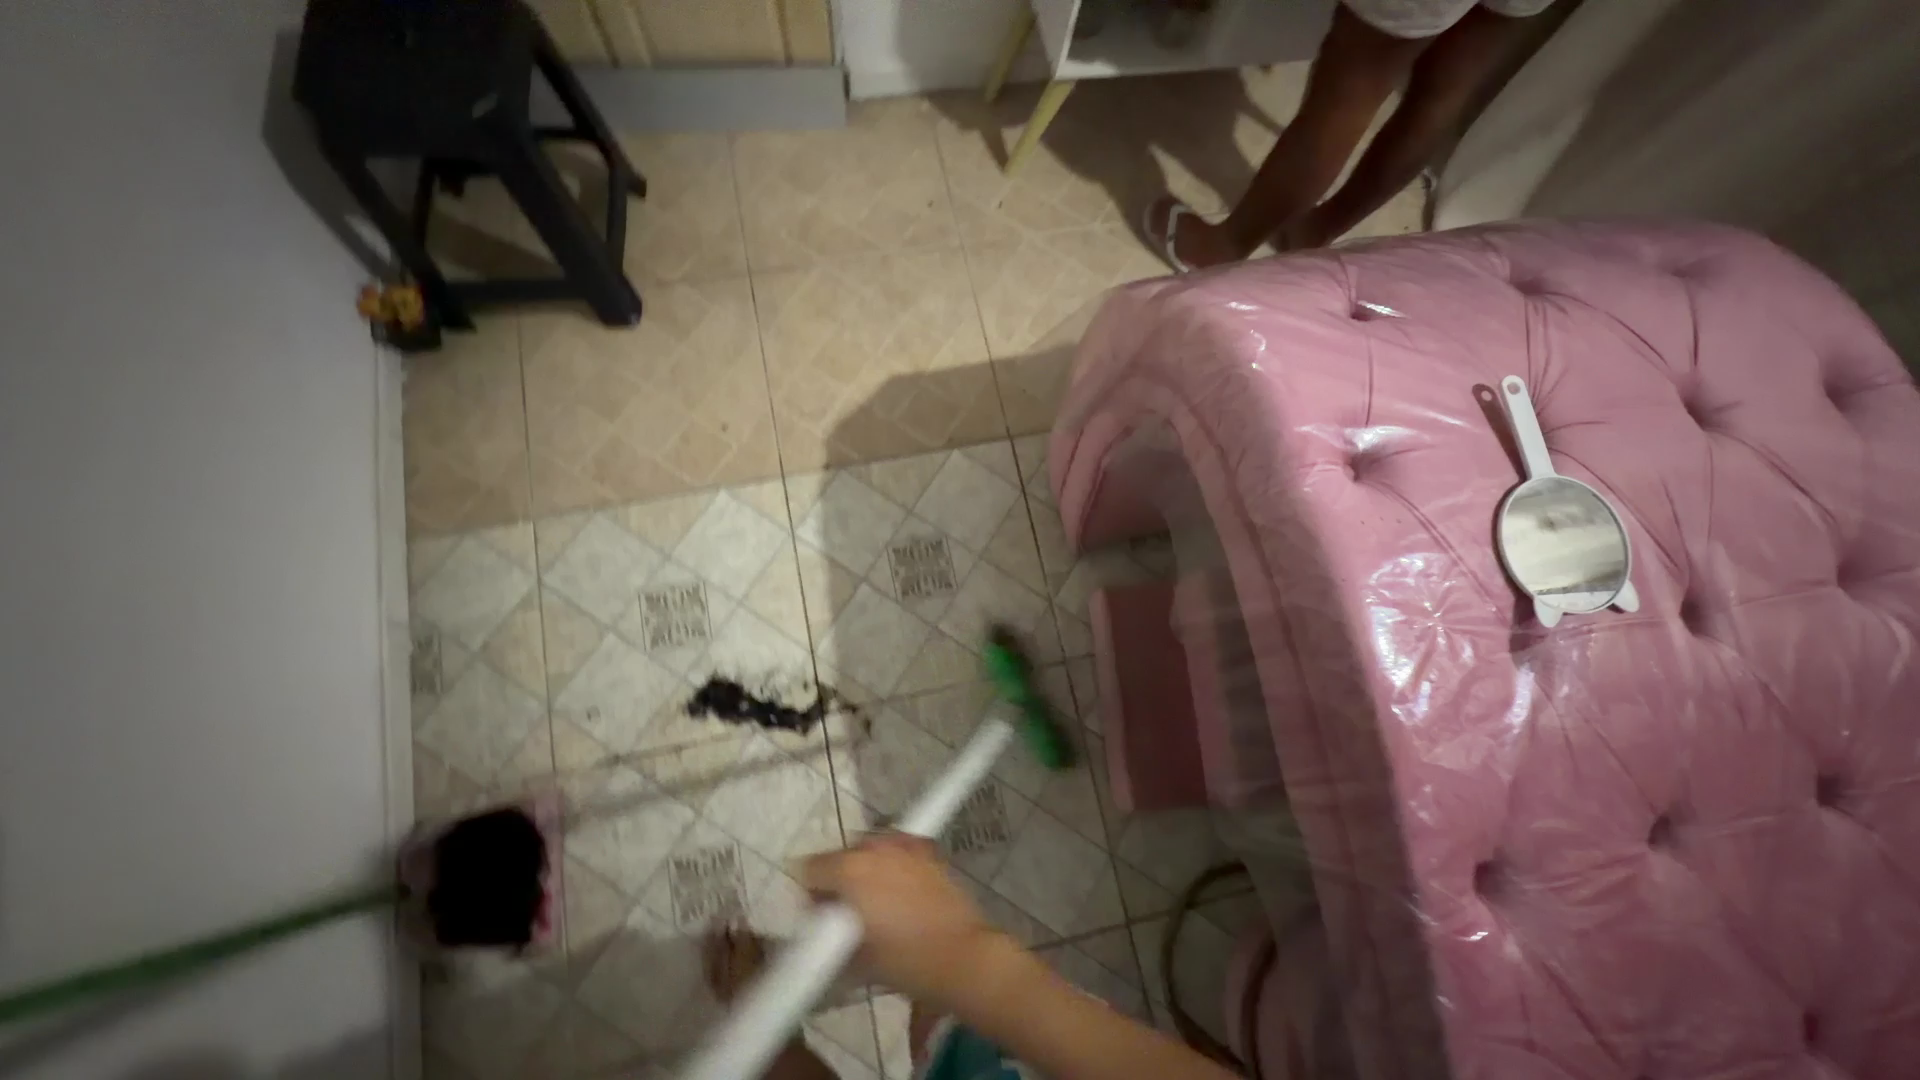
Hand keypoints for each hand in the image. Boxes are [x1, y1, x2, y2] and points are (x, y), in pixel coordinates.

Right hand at [800, 833, 1015, 1009]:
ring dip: (866, 866)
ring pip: (871, 848)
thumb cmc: (904, 960)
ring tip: (875, 898)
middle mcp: (873, 848)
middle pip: (841, 854)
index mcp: (848, 870)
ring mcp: (904, 845)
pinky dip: (894, 860)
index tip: (818, 913)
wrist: (960, 955)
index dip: (810, 891)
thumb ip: (831, 935)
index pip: (810, 867)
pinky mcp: (928, 850)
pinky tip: (901, 884)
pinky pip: (899, 847)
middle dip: (839, 877)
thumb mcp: (855, 957)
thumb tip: (826, 928)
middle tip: (846, 910)